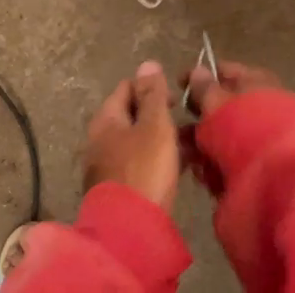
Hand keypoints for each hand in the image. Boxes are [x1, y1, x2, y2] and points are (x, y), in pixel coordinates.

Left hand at [84, 61, 179, 211]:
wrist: (130, 232)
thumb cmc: (144, 169)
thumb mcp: (154, 125)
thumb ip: (153, 94)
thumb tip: (147, 63)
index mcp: (106, 119)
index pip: (127, 87)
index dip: (152, 87)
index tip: (176, 99)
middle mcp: (101, 140)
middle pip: (133, 116)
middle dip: (161, 116)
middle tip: (187, 123)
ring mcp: (108, 167)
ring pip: (140, 142)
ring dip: (164, 140)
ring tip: (192, 145)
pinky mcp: (120, 190)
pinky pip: (142, 165)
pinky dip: (160, 161)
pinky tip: (184, 168)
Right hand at [178, 62, 283, 196]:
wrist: (277, 173)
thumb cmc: (242, 126)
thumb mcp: (216, 102)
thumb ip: (204, 87)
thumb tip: (197, 71)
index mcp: (256, 81)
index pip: (225, 71)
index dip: (201, 77)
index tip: (179, 85)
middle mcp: (262, 105)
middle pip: (223, 107)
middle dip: (198, 119)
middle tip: (178, 131)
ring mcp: (263, 136)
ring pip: (224, 137)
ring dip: (202, 146)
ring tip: (188, 158)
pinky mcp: (261, 165)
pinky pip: (233, 160)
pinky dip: (217, 166)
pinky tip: (206, 176)